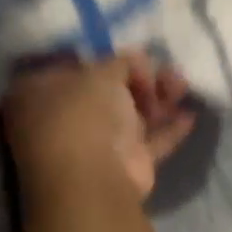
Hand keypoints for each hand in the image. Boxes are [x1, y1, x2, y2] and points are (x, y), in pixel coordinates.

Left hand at [1, 54, 196, 201]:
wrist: (94, 178)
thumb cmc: (82, 117)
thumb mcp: (99, 75)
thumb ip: (120, 62)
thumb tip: (136, 53)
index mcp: (41, 91)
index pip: (77, 67)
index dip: (107, 59)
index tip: (136, 54)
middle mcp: (65, 116)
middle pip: (110, 91)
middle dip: (142, 79)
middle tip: (168, 70)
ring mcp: (97, 141)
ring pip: (134, 114)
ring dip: (160, 99)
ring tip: (184, 85)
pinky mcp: (126, 162)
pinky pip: (150, 140)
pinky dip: (169, 128)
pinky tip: (190, 116)